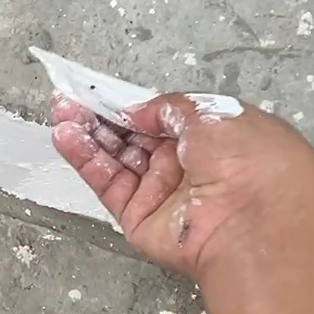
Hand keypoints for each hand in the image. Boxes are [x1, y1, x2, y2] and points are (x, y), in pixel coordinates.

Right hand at [48, 92, 313, 279]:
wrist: (252, 221)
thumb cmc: (251, 161)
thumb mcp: (211, 113)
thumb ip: (167, 108)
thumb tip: (137, 110)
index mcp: (212, 136)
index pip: (161, 117)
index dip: (130, 104)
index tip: (100, 91)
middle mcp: (185, 164)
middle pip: (133, 136)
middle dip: (101, 116)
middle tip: (69, 99)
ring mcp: (159, 191)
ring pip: (115, 158)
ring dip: (87, 135)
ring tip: (61, 113)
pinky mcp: (137, 215)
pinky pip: (106, 182)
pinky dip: (85, 160)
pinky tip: (66, 137)